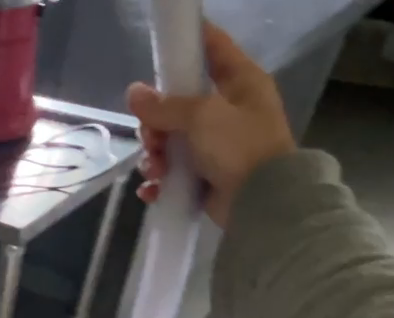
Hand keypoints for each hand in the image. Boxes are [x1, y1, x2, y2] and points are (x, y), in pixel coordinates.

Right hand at [126, 23, 295, 226]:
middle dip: (156, 123)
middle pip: (178, 103)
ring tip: (156, 171)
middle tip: (153, 139)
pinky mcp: (204, 175)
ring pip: (170, 140)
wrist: (260, 201)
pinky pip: (171, 172)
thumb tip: (133, 92)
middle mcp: (228, 109)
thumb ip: (164, 105)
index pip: (214, 47)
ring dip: (155, 156)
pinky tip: (153, 189)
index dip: (190, 39)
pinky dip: (159, 181)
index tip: (164, 41)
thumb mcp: (201, 117)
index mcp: (240, 82)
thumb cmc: (239, 147)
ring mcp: (216, 144)